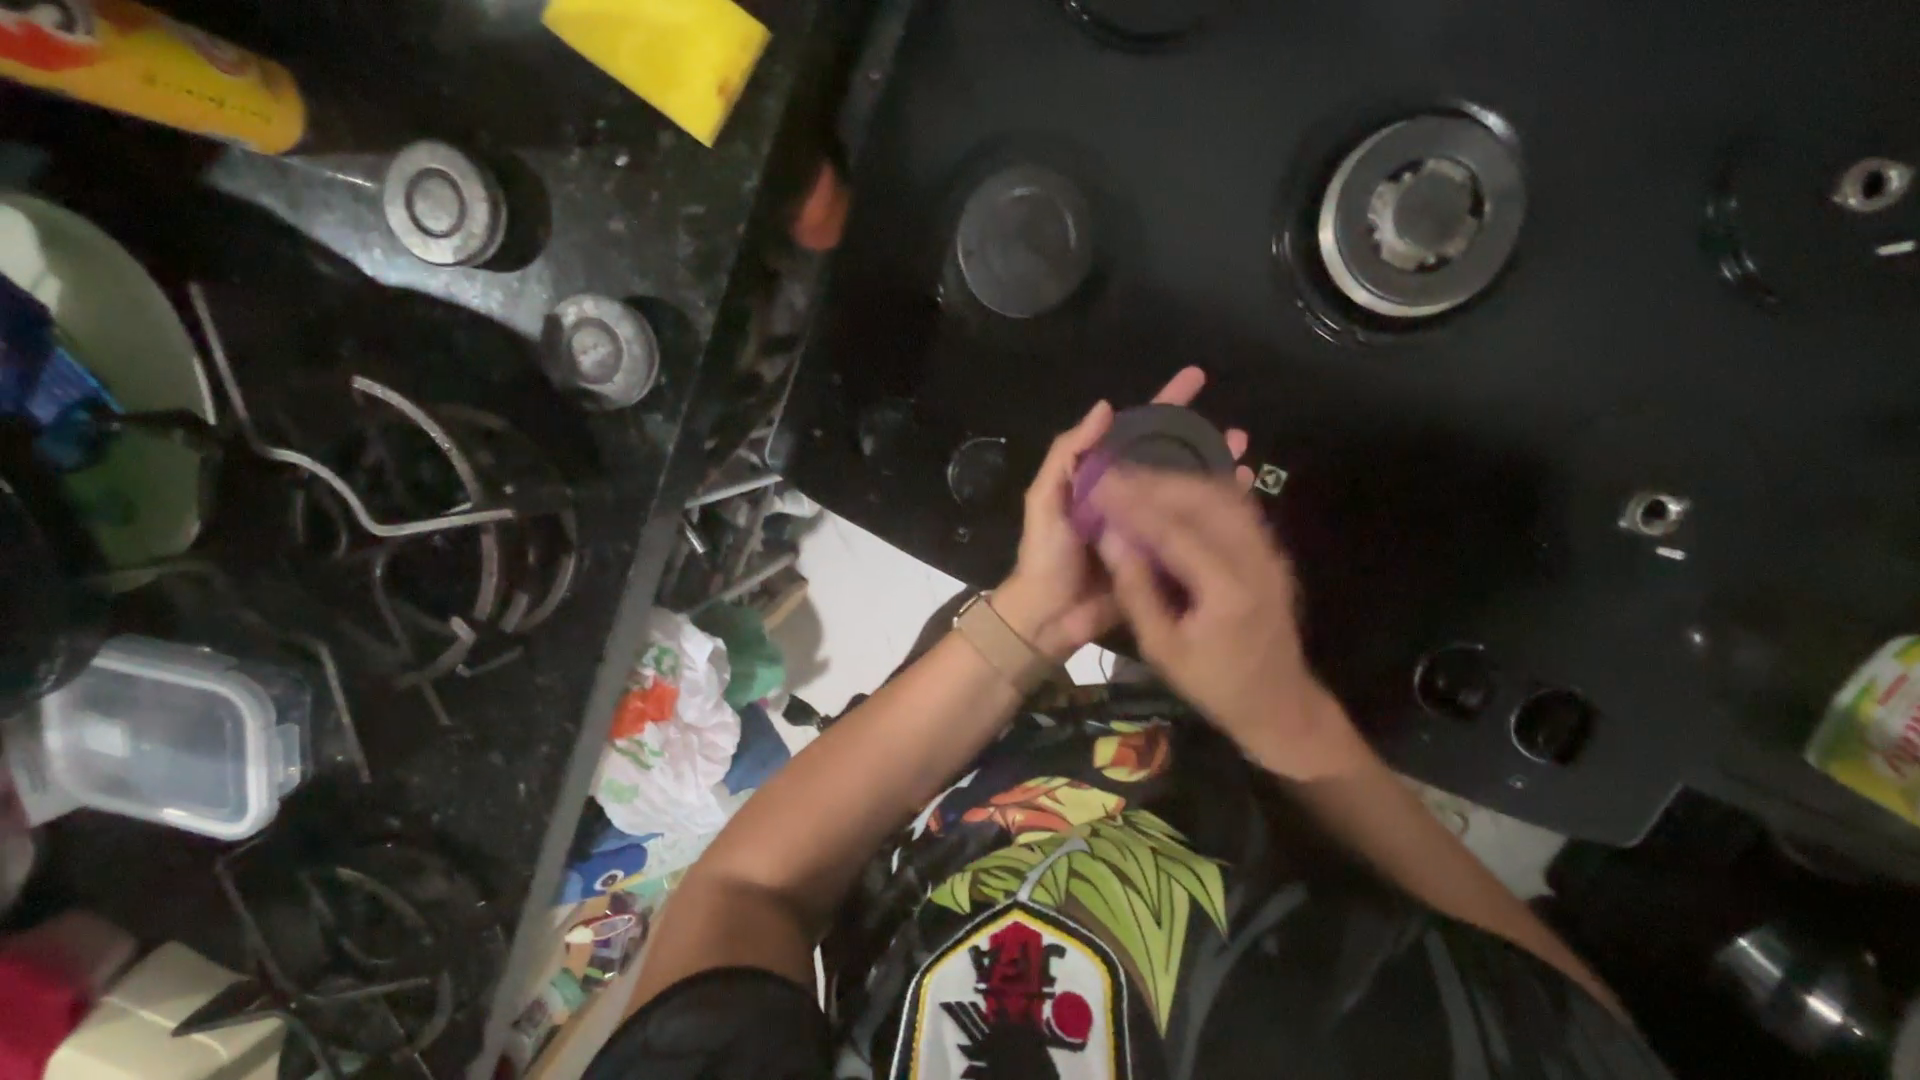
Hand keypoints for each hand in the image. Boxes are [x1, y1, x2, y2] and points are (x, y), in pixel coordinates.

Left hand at [992, 367, 1251, 660]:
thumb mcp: (1046, 500)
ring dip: (1214, 469)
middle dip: (1201, 438)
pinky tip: (1240, 496)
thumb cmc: (1045, 555)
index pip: (1136, 431)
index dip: (1164, 405)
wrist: (1050, 616)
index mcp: (1102, 478)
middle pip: (1170, 457)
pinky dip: (1215, 511)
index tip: (1196, 379)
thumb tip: (1106, 407)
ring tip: (1243, 452)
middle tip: (1235, 428)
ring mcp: (1149, 525)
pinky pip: (1192, 527)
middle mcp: (1130, 496)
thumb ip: (1068, 455)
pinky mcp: (1163, 555)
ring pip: (1187, 489)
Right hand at [1090, 469, 1371, 779]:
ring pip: (1224, 496)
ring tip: (1139, 480)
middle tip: (1116, 475)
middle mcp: (1256, 560)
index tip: (1100, 484)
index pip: (1174, 531)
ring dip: (1179, 482)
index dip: (1134, 504)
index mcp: (1228, 590)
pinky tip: (1174, 493)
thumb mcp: (1163, 649)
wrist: (1280, 703)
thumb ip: (1136, 590)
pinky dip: (1202, 493)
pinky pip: (1236, 507)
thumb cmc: (1215, 685)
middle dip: (1156, 482)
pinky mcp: (1271, 552)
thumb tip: (1110, 537)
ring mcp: (1270, 552)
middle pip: (1204, 500)